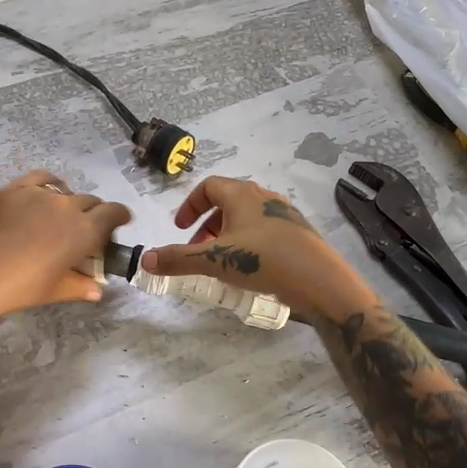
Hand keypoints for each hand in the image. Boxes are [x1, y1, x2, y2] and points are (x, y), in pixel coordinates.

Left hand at [0, 170, 131, 319]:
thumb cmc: (20, 288)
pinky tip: (44, 195)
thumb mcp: (55, 291)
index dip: (120, 216)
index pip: (113, 213)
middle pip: (91, 202)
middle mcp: (67, 206)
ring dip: (70, 202)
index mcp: (85, 232)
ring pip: (66, 191)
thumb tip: (97, 290)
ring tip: (60, 216)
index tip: (119, 222)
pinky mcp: (15, 188)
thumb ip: (80, 286)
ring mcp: (40, 193)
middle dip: (93, 214)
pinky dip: (49, 185)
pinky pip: (41, 178)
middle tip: (84, 230)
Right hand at [140, 176, 376, 318]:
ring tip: (221, 261)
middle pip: (228, 201)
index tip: (180, 228)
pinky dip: (248, 243)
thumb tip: (145, 259)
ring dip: (228, 234)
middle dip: (207, 223)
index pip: (209, 186)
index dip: (190, 205)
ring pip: (247, 217)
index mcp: (242, 194)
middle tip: (198, 249)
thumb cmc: (264, 261)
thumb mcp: (216, 261)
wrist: (321, 281)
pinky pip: (265, 231)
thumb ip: (179, 259)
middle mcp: (264, 197)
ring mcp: (285, 214)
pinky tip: (249, 270)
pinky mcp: (298, 234)